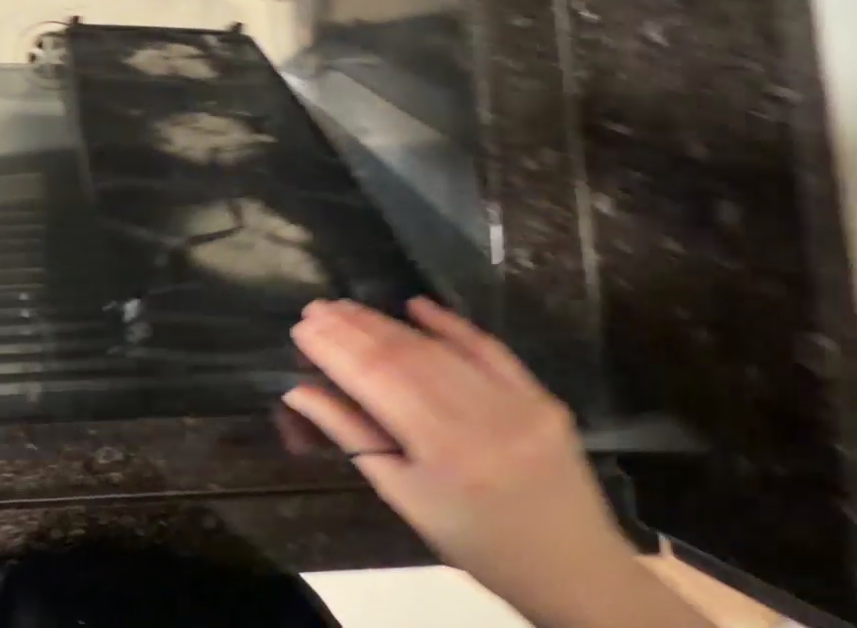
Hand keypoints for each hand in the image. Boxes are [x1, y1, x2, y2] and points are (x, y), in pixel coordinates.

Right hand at [283, 298, 638, 611]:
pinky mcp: (540, 398)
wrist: (576, 571)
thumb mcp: (403, 497)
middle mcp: (482, 419)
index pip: (376, 381)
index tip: (301, 328)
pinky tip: (414, 305)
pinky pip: (489, 350)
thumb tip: (299, 391)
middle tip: (316, 308)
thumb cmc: (475, 542)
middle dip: (353, 329)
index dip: (334, 350)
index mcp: (444, 452)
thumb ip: (352, 436)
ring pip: (438, 350)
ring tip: (347, 308)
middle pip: (404, 358)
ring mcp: (516, 404)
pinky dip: (449, 325)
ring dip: (387, 324)